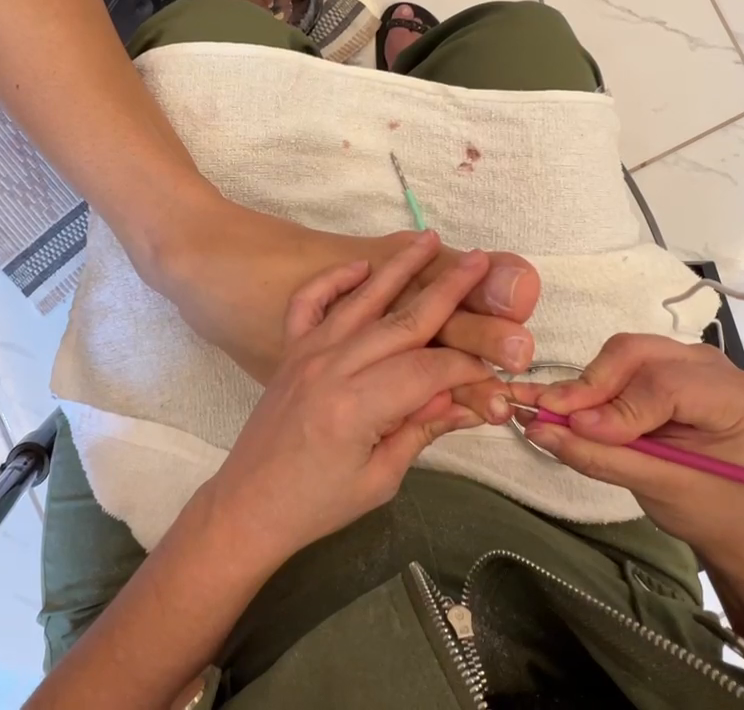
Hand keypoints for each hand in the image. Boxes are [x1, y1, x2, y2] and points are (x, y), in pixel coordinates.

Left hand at [199, 232, 495, 562]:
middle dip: (447, 290)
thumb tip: (471, 401)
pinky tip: (360, 266)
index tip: (495, 370)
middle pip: (402, 321)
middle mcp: (332, 368)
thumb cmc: (317, 504)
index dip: (467, 367)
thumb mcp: (379, 479)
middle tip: (480, 260)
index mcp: (357, 407)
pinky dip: (334, 281)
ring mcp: (306, 353)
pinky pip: (309, 303)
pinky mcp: (289, 351)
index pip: (428, 369)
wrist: (249, 504)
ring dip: (398, 268)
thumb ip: (422, 430)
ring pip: (361, 301)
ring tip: (428, 239)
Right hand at [511, 333, 743, 564]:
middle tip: (551, 414)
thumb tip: (538, 431)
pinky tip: (560, 402)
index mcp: (734, 397)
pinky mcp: (661, 367)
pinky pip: (617, 364)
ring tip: (556, 415)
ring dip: (587, 385)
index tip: (576, 431)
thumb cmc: (711, 510)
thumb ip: (598, 457)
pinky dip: (588, 386)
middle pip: (637, 354)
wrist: (733, 520)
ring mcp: (685, 361)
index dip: (617, 406)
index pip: (665, 385)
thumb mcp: (659, 488)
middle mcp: (712, 366)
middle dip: (592, 385)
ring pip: (621, 354)